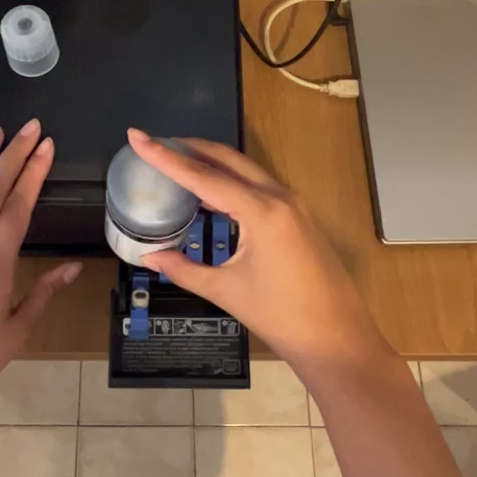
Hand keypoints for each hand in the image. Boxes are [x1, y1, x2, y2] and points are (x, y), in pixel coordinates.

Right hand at [126, 129, 387, 374]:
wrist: (338, 340)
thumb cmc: (283, 318)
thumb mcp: (227, 291)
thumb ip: (184, 270)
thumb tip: (149, 258)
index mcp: (262, 212)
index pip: (203, 176)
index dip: (165, 156)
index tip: (137, 136)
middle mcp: (279, 198)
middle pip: (227, 159)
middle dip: (190, 147)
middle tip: (155, 143)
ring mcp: (293, 205)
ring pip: (245, 170)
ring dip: (211, 162)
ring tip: (176, 161)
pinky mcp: (299, 218)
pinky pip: (258, 187)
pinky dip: (230, 182)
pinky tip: (209, 194)